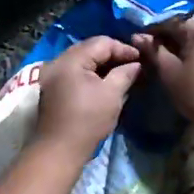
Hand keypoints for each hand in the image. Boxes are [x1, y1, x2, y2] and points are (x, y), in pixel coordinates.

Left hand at [34, 36, 143, 156]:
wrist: (59, 150)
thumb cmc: (88, 120)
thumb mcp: (112, 94)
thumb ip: (125, 73)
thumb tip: (136, 64)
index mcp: (71, 60)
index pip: (102, 43)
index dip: (124, 48)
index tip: (141, 59)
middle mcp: (57, 62)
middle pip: (90, 49)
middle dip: (113, 55)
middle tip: (133, 64)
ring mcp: (52, 75)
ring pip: (82, 60)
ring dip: (102, 64)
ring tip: (122, 73)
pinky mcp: (52, 88)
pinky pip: (75, 72)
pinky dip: (91, 73)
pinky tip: (105, 82)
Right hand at [131, 18, 193, 139]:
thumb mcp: (170, 73)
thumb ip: (154, 51)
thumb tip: (138, 36)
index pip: (173, 21)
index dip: (155, 31)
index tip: (142, 44)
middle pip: (191, 27)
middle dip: (173, 38)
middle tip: (157, 55)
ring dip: (188, 45)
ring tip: (175, 62)